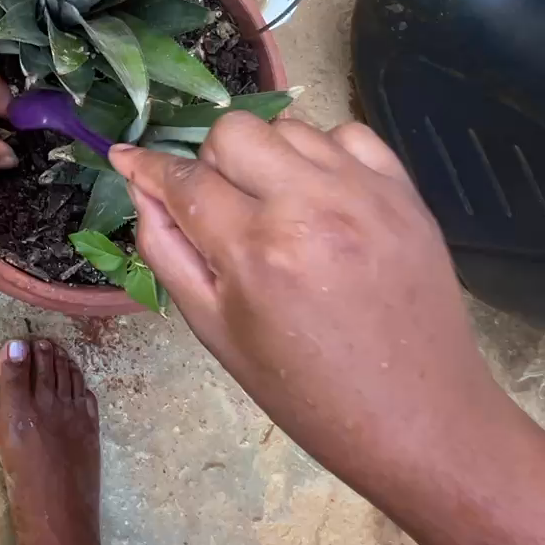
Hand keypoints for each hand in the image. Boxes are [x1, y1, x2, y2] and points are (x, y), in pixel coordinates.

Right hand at [108, 114, 520, 488]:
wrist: (420, 418)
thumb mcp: (210, 325)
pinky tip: (322, 196)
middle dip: (211, 162)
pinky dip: (322, 154)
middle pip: (232, 131)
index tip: (125, 156)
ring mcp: (365, 194)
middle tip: (226, 208)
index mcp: (256, 251)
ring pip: (286, 126)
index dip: (145, 165)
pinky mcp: (405, 192)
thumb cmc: (299, 383)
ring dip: (266, 157)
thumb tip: (140, 185)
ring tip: (277, 206)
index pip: (182, 179)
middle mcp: (310, 208)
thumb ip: (163, 247)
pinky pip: (346, 133)